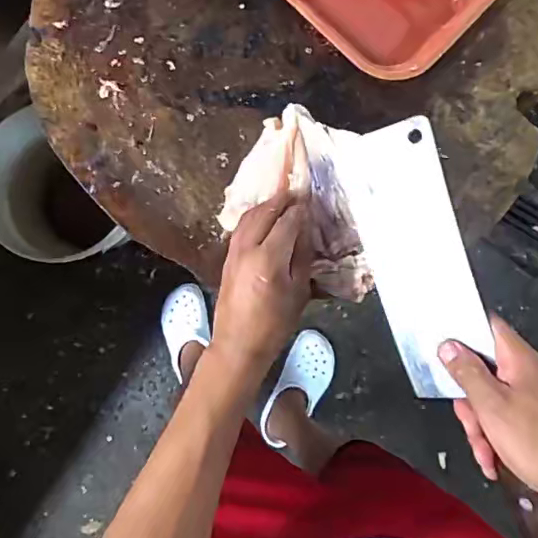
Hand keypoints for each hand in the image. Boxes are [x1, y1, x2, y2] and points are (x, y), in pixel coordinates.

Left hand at [209, 192, 312, 373]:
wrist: (238, 344)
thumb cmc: (274, 324)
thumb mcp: (299, 292)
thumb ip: (302, 256)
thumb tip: (304, 229)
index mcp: (269, 259)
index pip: (287, 222)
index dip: (300, 209)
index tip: (310, 201)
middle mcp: (247, 249)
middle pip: (265, 212)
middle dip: (282, 199)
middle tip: (297, 193)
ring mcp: (233, 251)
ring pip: (249, 216)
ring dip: (266, 205)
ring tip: (283, 201)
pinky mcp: (227, 256)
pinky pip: (241, 227)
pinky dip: (255, 216)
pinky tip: (265, 218)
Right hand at [439, 315, 537, 513]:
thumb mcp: (491, 406)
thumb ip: (466, 373)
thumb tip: (448, 346)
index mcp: (518, 359)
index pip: (486, 326)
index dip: (462, 331)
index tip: (441, 347)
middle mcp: (526, 373)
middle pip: (482, 368)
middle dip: (469, 398)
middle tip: (470, 420)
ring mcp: (532, 397)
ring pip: (489, 398)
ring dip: (479, 426)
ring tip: (485, 452)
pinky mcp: (535, 420)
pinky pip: (503, 419)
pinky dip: (494, 438)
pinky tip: (494, 460)